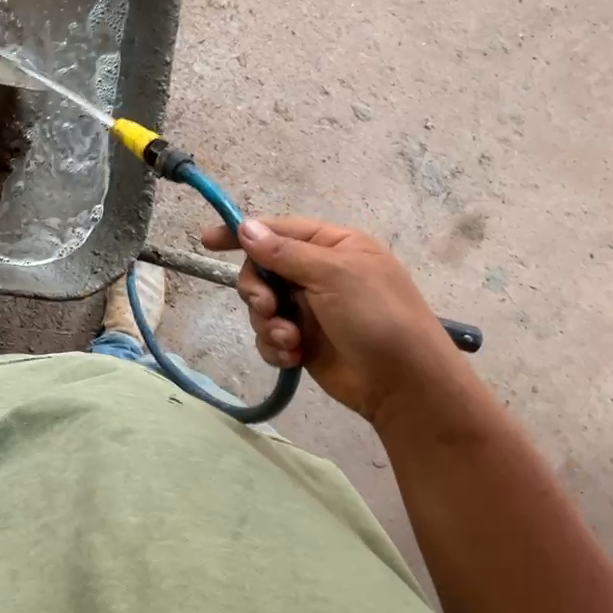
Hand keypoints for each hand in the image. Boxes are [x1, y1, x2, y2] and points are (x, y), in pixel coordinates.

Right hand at [203, 215, 471, 422]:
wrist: (405, 386)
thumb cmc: (378, 318)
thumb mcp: (333, 275)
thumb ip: (284, 252)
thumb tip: (246, 226)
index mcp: (332, 246)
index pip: (277, 230)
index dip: (241, 234)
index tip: (207, 241)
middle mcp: (318, 272)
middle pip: (261, 269)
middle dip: (257, 290)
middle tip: (266, 307)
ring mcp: (309, 308)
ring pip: (261, 304)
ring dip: (268, 323)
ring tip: (290, 340)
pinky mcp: (303, 340)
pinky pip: (268, 334)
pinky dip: (274, 346)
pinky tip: (292, 356)